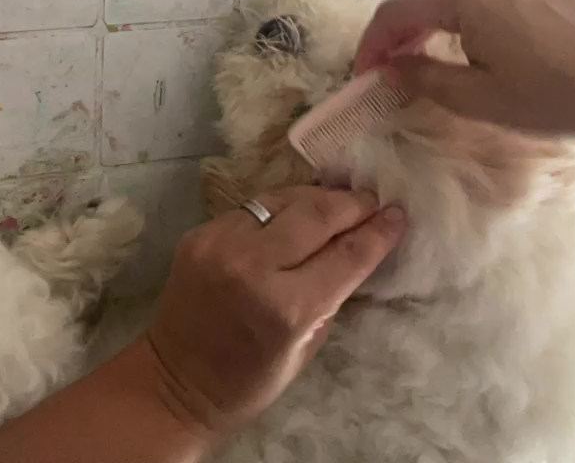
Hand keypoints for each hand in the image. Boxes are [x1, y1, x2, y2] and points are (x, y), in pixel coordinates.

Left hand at [140, 186, 406, 437]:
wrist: (176, 377)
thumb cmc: (249, 378)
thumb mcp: (306, 346)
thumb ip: (330, 295)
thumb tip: (357, 249)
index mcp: (287, 307)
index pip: (346, 256)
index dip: (378, 232)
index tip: (398, 214)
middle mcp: (253, 265)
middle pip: (315, 215)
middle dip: (349, 204)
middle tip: (371, 200)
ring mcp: (221, 242)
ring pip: (280, 201)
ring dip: (314, 197)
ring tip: (338, 197)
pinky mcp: (200, 232)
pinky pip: (249, 208)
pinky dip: (277, 208)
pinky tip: (294, 209)